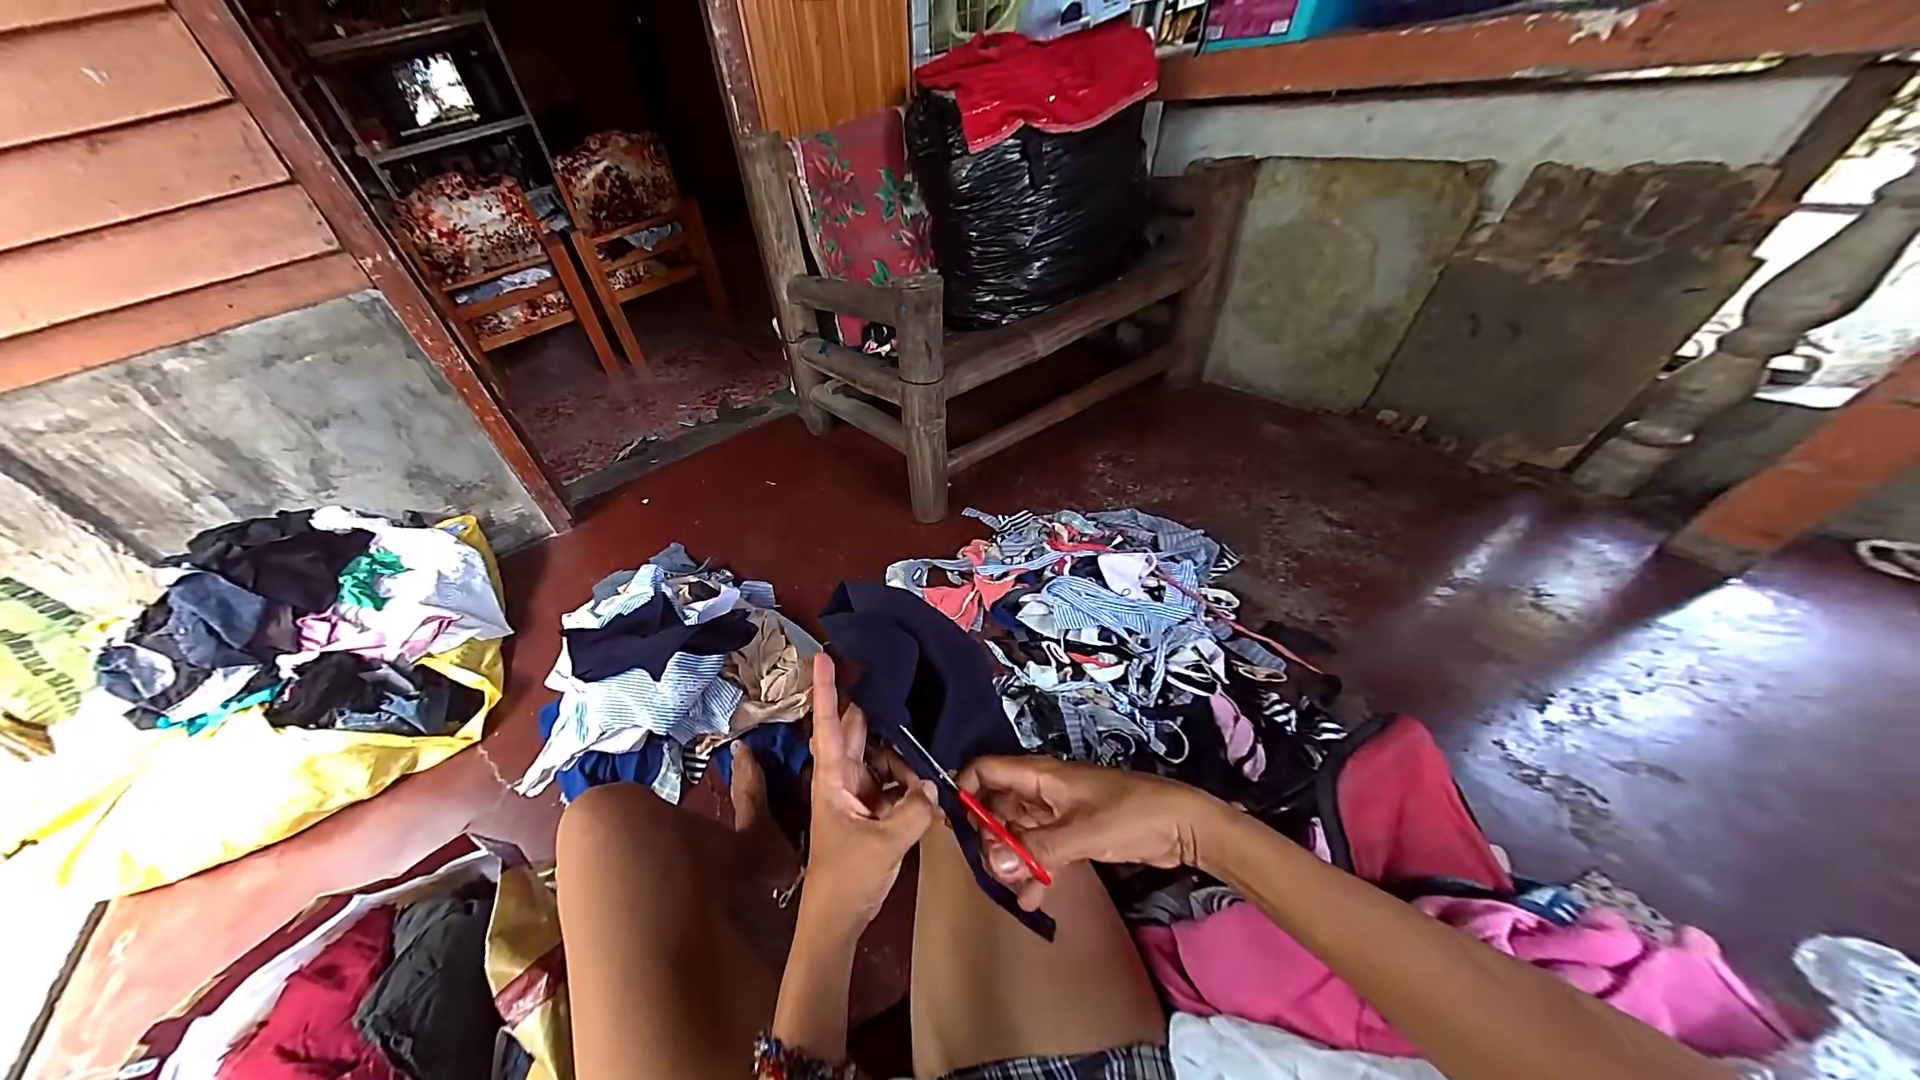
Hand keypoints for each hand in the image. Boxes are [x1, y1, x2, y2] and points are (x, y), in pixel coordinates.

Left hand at [799, 652, 938, 931]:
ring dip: (902, 754)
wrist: (836, 920)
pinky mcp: (872, 809)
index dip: (824, 690)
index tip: (822, 656)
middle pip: (859, 732)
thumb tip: (934, 786)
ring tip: (927, 749)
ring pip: (881, 756)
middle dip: (875, 709)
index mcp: (833, 778)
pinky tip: (929, 779)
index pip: (827, 724)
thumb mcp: (883, 843)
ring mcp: (858, 792)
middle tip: (899, 680)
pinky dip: (908, 778)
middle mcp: (843, 777)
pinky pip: (893, 780)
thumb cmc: (846, 878)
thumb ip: (913, 810)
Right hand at [958, 755, 1225, 909]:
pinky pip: (1038, 849)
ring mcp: (1055, 812)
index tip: (959, 826)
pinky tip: (1032, 899)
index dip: (967, 792)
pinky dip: (1033, 870)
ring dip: (1011, 858)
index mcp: (1040, 775)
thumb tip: (995, 865)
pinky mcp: (1070, 833)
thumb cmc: (1131, 814)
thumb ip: (1038, 849)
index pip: (986, 770)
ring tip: (1013, 887)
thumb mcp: (1082, 832)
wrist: (1181, 824)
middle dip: (990, 836)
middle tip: (993, 867)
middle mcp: (1041, 790)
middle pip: (996, 805)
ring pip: (1016, 831)